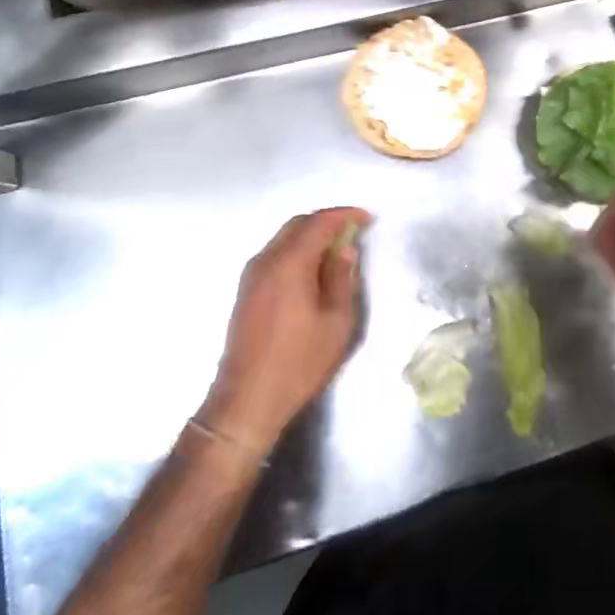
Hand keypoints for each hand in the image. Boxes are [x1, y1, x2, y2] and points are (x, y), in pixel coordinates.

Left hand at [200, 207, 370, 452]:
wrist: (247, 399)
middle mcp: (266, 260)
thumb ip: (341, 278)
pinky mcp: (246, 291)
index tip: (368, 218)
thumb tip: (345, 249)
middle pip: (297, 224)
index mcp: (289, 263)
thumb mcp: (336, 321)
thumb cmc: (299, 362)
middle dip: (327, 221)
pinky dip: (297, 250)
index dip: (345, 215)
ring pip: (283, 238)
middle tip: (354, 231)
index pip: (319, 222)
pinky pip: (274, 254)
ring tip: (337, 250)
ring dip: (310, 235)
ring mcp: (251, 275)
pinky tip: (313, 270)